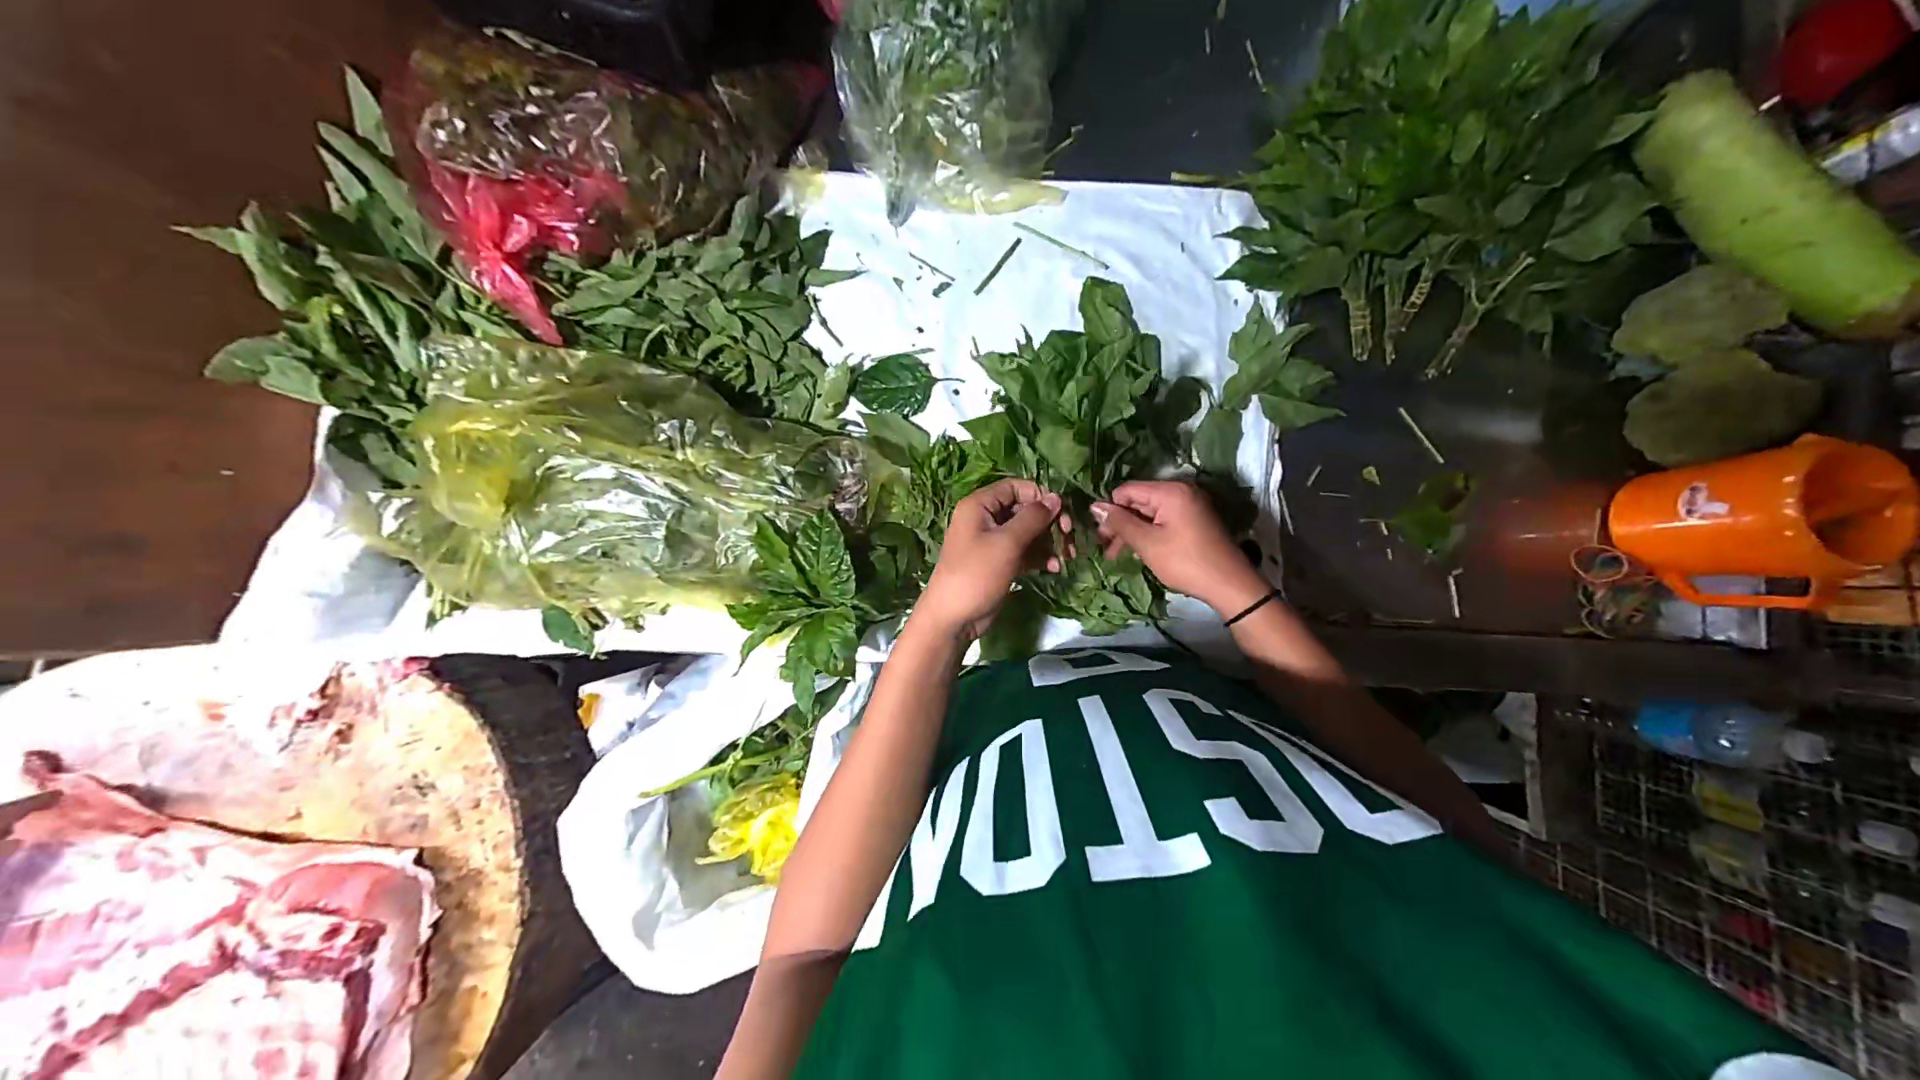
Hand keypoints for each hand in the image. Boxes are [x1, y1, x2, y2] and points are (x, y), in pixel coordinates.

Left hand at [914, 479, 1064, 641]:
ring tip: (1066, 556)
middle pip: (1024, 510)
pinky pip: (1024, 551)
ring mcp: (992, 542)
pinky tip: (1053, 568)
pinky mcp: (999, 562)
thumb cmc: (976, 574)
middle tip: (1069, 536)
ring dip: (1048, 541)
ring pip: (1027, 532)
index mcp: (979, 505)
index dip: (1039, 495)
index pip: (1015, 487)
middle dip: (1049, 522)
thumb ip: (1033, 517)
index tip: (1061, 511)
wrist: (954, 618)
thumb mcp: (1007, 542)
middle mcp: (985, 519)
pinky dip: (1039, 557)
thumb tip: (1055, 497)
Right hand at [1091, 480, 1270, 617]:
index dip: (1110, 511)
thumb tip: (1094, 506)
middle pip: (1138, 501)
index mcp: (1170, 491)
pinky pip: (1164, 520)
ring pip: (1149, 513)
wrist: (1229, 584)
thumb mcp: (1147, 543)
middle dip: (1120, 523)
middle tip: (1105, 548)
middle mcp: (1181, 492)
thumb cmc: (1185, 562)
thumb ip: (1120, 522)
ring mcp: (1190, 506)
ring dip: (1133, 532)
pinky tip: (1139, 552)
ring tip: (1117, 555)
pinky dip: (1149, 534)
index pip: (1126, 490)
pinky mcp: (1194, 520)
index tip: (1101, 535)